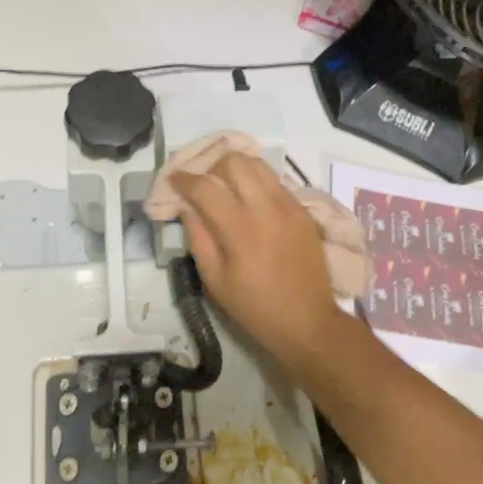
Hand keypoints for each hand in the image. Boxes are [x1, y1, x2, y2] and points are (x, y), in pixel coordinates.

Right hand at [169, 152, 347, 370]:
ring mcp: (288, 205)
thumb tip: (187, 207)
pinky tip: (251, 202)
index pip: (205, 187)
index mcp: (239, 229)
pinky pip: (275, 181)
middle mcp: (265, 207)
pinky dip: (257, 182)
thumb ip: (198, 238)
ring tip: (227, 187)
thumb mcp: (216, 281)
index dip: (184, 179)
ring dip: (236, 169)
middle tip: (204, 184)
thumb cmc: (256, 308)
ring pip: (258, 164)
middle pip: (234, 162)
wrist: (308, 322)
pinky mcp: (303, 210)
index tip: (173, 179)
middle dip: (212, 167)